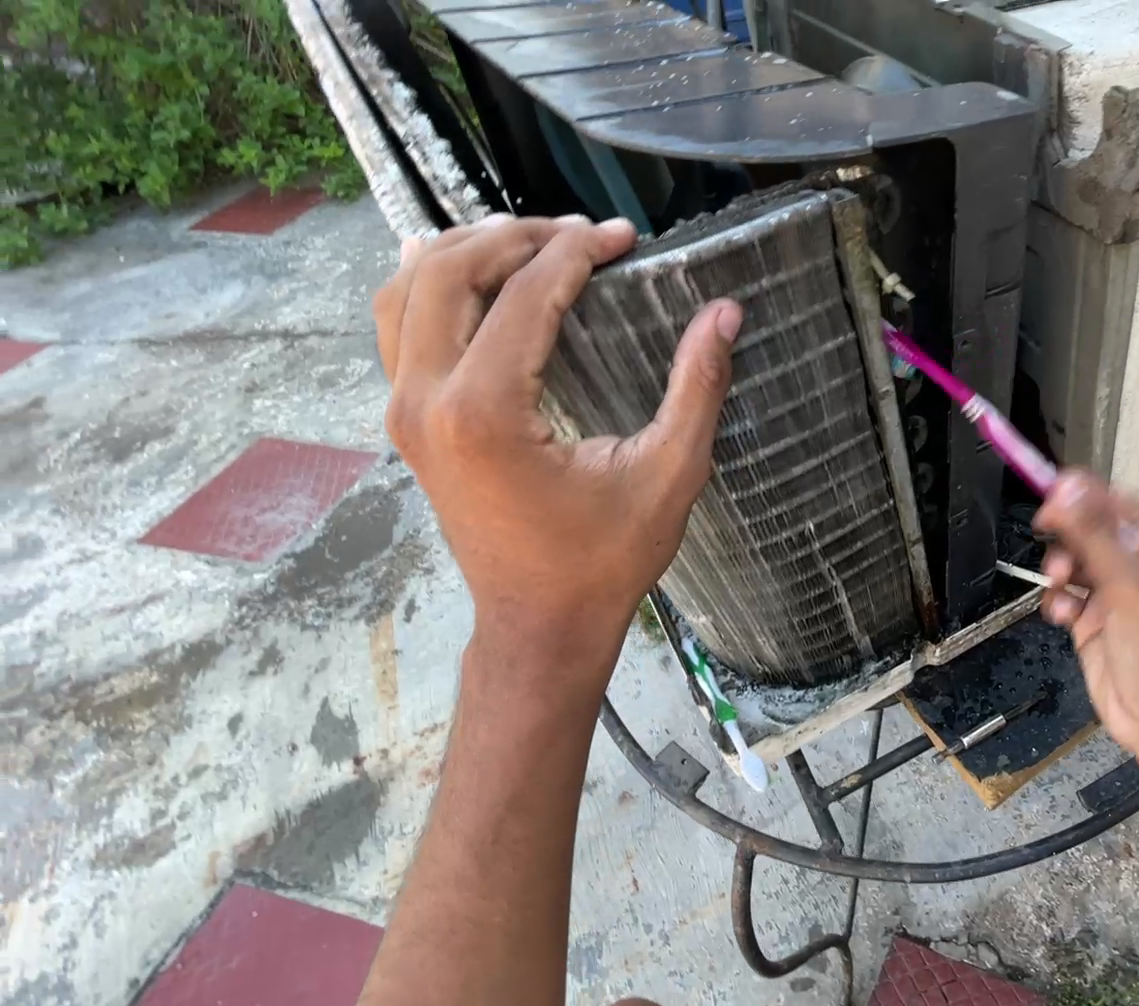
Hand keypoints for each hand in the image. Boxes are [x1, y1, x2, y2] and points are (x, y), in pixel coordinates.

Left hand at [374, 214, 739, 645]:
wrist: (540, 623)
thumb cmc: (606, 560)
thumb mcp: (669, 475)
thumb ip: (696, 389)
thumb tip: (725, 314)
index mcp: (487, 411)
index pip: (524, 294)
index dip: (578, 252)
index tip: (623, 235)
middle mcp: (426, 401)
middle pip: (451, 272)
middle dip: (520, 237)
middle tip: (583, 234)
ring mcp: (405, 413)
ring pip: (409, 290)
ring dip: (469, 252)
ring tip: (530, 241)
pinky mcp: (408, 425)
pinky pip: (398, 327)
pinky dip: (429, 285)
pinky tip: (461, 271)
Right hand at [1036, 471, 1138, 759]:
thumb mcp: (1128, 586)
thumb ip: (1093, 535)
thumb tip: (1067, 488)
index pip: (1123, 509)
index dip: (1090, 496)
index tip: (1055, 486)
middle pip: (1095, 533)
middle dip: (1071, 533)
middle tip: (1044, 525)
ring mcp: (1116, 598)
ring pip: (1076, 564)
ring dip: (1062, 568)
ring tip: (1059, 581)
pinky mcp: (1093, 624)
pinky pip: (1067, 597)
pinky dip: (1059, 601)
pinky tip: (1060, 614)